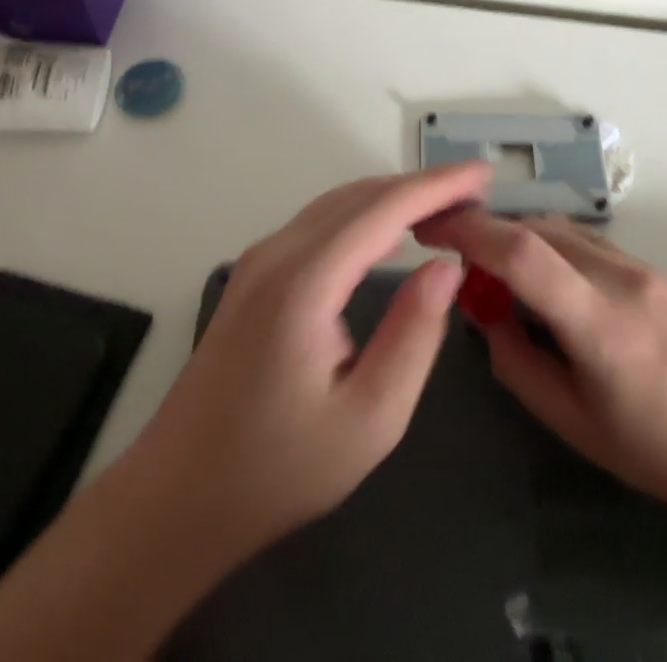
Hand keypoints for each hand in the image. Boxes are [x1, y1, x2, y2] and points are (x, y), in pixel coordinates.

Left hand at [118, 163, 492, 561]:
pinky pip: (312, 229)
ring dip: (387, 199)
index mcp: (303, 284)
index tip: (485, 172)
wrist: (181, 493)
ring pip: (330, 209)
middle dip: (417, 187)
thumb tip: (446, 265)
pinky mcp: (248, 284)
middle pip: (354, 198)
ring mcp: (254, 267)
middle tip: (475, 194)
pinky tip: (386, 234)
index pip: (381, 210)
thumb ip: (414, 332)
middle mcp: (273, 258)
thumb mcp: (370, 415)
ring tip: (444, 209)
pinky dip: (359, 218)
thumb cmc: (281, 467)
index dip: (437, 186)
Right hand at [415, 211, 666, 527]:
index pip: (520, 251)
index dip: (466, 231)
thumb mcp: (576, 424)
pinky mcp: (661, 276)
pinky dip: (551, 252)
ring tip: (494, 280)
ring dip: (519, 241)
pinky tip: (544, 290)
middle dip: (485, 233)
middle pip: (537, 229)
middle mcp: (624, 279)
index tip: (427, 230)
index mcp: (600, 322)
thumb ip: (518, 364)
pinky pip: (590, 247)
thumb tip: (485, 318)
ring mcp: (647, 272)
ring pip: (564, 232)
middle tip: (452, 264)